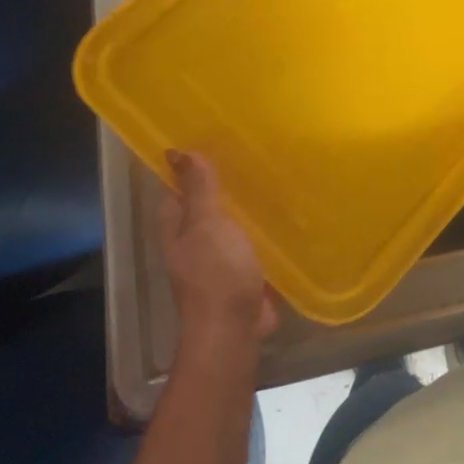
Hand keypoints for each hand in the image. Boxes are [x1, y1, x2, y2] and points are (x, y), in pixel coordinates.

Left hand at [158, 151, 278, 339]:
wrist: (234, 330)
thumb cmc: (215, 273)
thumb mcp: (205, 224)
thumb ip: (198, 189)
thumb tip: (178, 151)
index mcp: (177, 226)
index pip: (178, 186)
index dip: (190, 163)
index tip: (214, 134)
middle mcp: (194, 238)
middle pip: (206, 202)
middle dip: (225, 179)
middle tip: (253, 144)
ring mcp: (220, 255)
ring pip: (232, 219)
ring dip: (247, 201)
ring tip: (274, 168)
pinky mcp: (245, 268)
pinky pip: (254, 238)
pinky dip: (264, 225)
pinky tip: (286, 208)